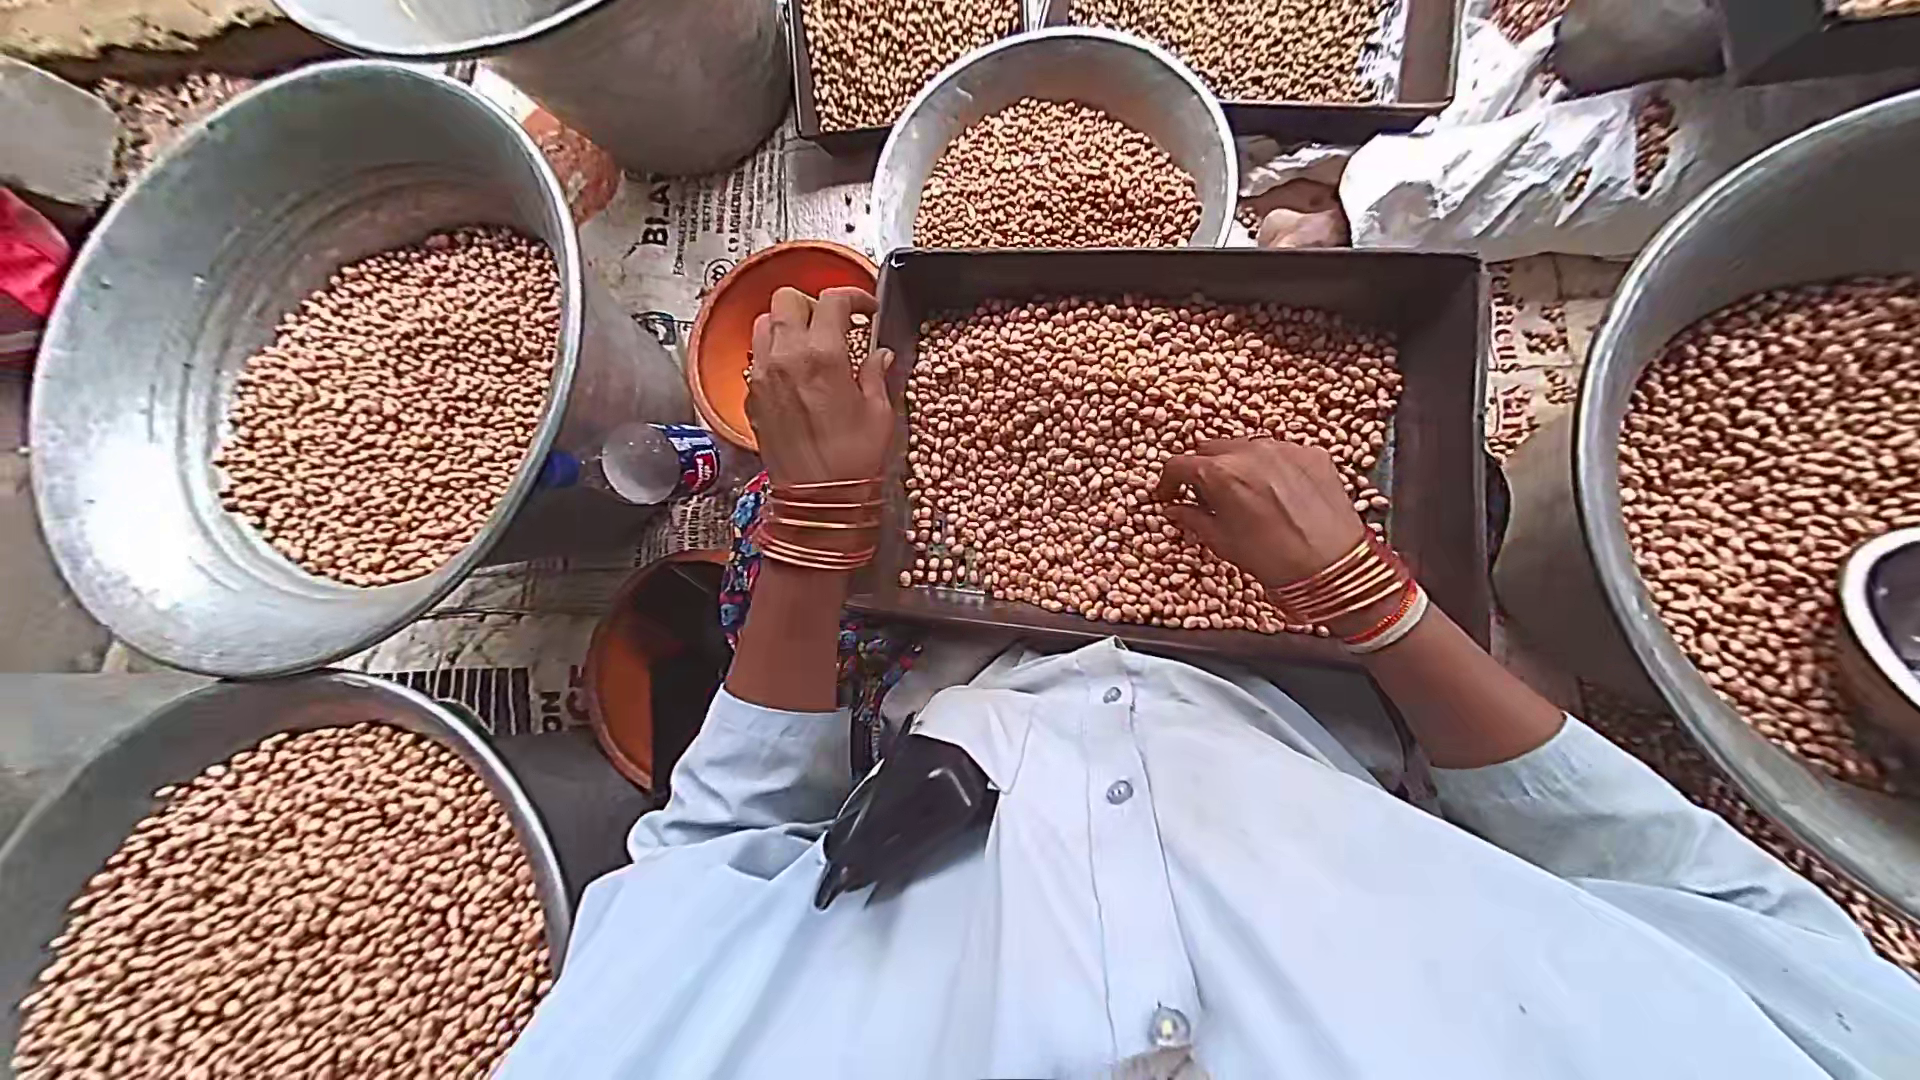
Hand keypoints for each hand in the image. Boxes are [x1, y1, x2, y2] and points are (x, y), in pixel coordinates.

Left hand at [747, 286, 893, 487]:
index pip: (833, 300)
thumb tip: (878, 355)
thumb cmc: (853, 461)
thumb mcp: (879, 413)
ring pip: (765, 323)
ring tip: (810, 344)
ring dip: (789, 324)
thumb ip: (875, 374)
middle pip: (788, 300)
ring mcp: (762, 376)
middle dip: (814, 305)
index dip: (854, 298)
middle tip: (836, 325)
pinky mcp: (752, 397)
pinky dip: (775, 353)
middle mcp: (785, 357)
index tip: (866, 310)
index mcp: (822, 355)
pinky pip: (757, 357)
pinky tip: (795, 373)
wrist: (818, 500)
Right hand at [1153, 439, 1368, 589]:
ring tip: (1241, 493)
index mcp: (1220, 474)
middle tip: (1202, 495)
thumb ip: (1193, 518)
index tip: (1169, 495)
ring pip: (1244, 446)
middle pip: (1209, 449)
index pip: (1178, 464)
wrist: (1334, 567)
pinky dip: (1268, 467)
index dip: (1168, 482)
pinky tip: (1273, 492)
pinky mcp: (1311, 453)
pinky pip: (1278, 452)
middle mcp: (1250, 452)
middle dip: (1200, 470)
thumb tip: (1175, 509)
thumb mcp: (1221, 541)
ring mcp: (1284, 449)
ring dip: (1234, 465)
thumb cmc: (1274, 558)